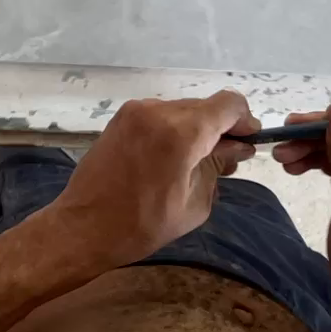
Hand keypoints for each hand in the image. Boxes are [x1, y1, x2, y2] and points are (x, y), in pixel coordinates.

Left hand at [40, 91, 257, 270]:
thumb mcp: (195, 202)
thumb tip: (237, 147)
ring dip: (195, 130)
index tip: (246, 144)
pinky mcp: (120, 118)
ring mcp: (135, 111)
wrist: (83, 227)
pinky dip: (172, 131)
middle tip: (224, 162)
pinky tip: (170, 159)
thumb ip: (218, 166)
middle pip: (205, 107)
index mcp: (181, 131)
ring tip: (194, 165)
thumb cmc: (142, 225)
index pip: (229, 104)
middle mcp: (157, 110)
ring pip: (181, 110)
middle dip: (220, 129)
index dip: (244, 122)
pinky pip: (159, 116)